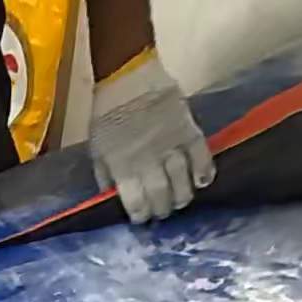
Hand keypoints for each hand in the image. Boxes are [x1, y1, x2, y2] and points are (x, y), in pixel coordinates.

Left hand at [89, 49, 214, 223]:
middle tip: (163, 214)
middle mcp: (147, 160)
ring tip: (182, 203)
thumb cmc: (106, 120)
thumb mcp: (97, 154)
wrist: (128, 81)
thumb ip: (106, 176)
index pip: (135, 200)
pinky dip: (204, 168)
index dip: (140, 214)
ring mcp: (170, 143)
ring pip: (182, 177)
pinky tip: (204, 182)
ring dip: (183, 194)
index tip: (142, 220)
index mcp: (122, 168)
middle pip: (160, 192)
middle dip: (162, 208)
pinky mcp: (187, 127)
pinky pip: (200, 152)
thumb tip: (111, 197)